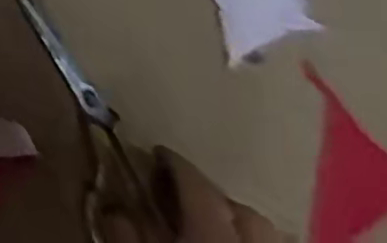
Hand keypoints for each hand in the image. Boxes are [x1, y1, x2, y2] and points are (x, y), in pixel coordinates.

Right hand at [100, 148, 286, 242]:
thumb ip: (126, 235)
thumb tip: (114, 208)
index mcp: (212, 235)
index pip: (199, 188)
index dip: (177, 165)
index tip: (157, 151)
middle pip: (245, 210)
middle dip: (217, 195)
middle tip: (185, 191)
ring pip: (271, 232)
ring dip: (242, 220)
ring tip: (215, 218)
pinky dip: (256, 239)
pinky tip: (235, 239)